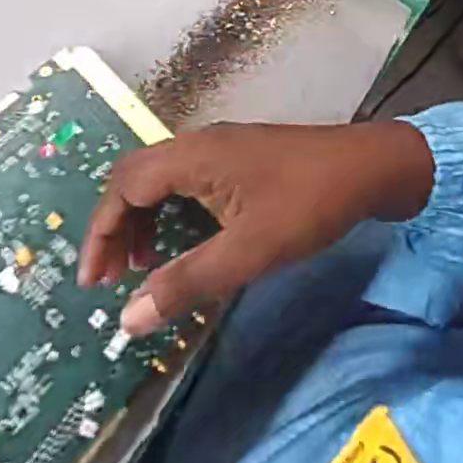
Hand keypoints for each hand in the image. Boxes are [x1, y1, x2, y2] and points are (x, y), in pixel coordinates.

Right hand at [78, 121, 433, 335]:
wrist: (369, 165)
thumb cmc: (308, 203)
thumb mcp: (249, 250)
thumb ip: (188, 281)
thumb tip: (129, 318)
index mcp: (193, 156)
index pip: (125, 186)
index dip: (102, 231)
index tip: (93, 280)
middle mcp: (199, 143)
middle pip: (137, 177)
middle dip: (118, 225)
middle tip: (113, 276)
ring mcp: (221, 146)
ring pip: (162, 177)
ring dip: (145, 218)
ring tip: (145, 265)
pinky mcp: (240, 156)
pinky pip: (187, 179)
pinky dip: (172, 209)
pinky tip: (185, 238)